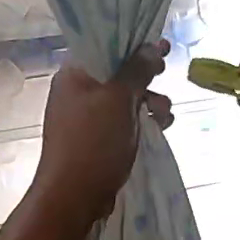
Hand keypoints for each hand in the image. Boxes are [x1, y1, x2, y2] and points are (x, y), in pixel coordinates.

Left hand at [27, 41, 173, 226]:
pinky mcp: (97, 138)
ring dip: (149, 100)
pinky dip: (142, 120)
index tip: (160, 44)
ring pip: (124, 97)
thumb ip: (137, 70)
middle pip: (117, 71)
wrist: (74, 196)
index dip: (133, 42)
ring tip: (164, 112)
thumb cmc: (94, 141)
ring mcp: (86, 116)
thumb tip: (151, 47)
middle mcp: (77, 91)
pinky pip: (123, 120)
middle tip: (165, 72)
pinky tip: (160, 126)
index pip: (104, 44)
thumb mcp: (119, 99)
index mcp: (74, 74)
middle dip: (145, 74)